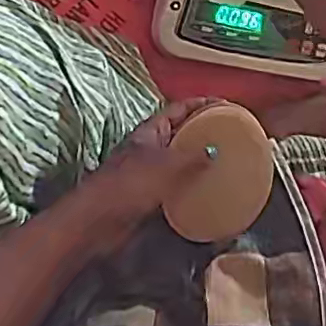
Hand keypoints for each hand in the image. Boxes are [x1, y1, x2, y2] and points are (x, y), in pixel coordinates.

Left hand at [78, 99, 224, 231]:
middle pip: (180, 131)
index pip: (180, 108)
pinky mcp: (147, 194)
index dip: (202, 103)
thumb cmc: (128, 185)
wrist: (96, 222)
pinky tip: (205, 190)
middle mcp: (149, 146)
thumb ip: (191, 157)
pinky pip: (174, 183)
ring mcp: (147, 170)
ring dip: (197, 158)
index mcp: (151, 131)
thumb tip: (214, 151)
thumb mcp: (165, 166)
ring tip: (223, 160)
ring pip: (178, 158)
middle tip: (229, 133)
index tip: (225, 105)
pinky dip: (189, 183)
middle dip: (202, 130)